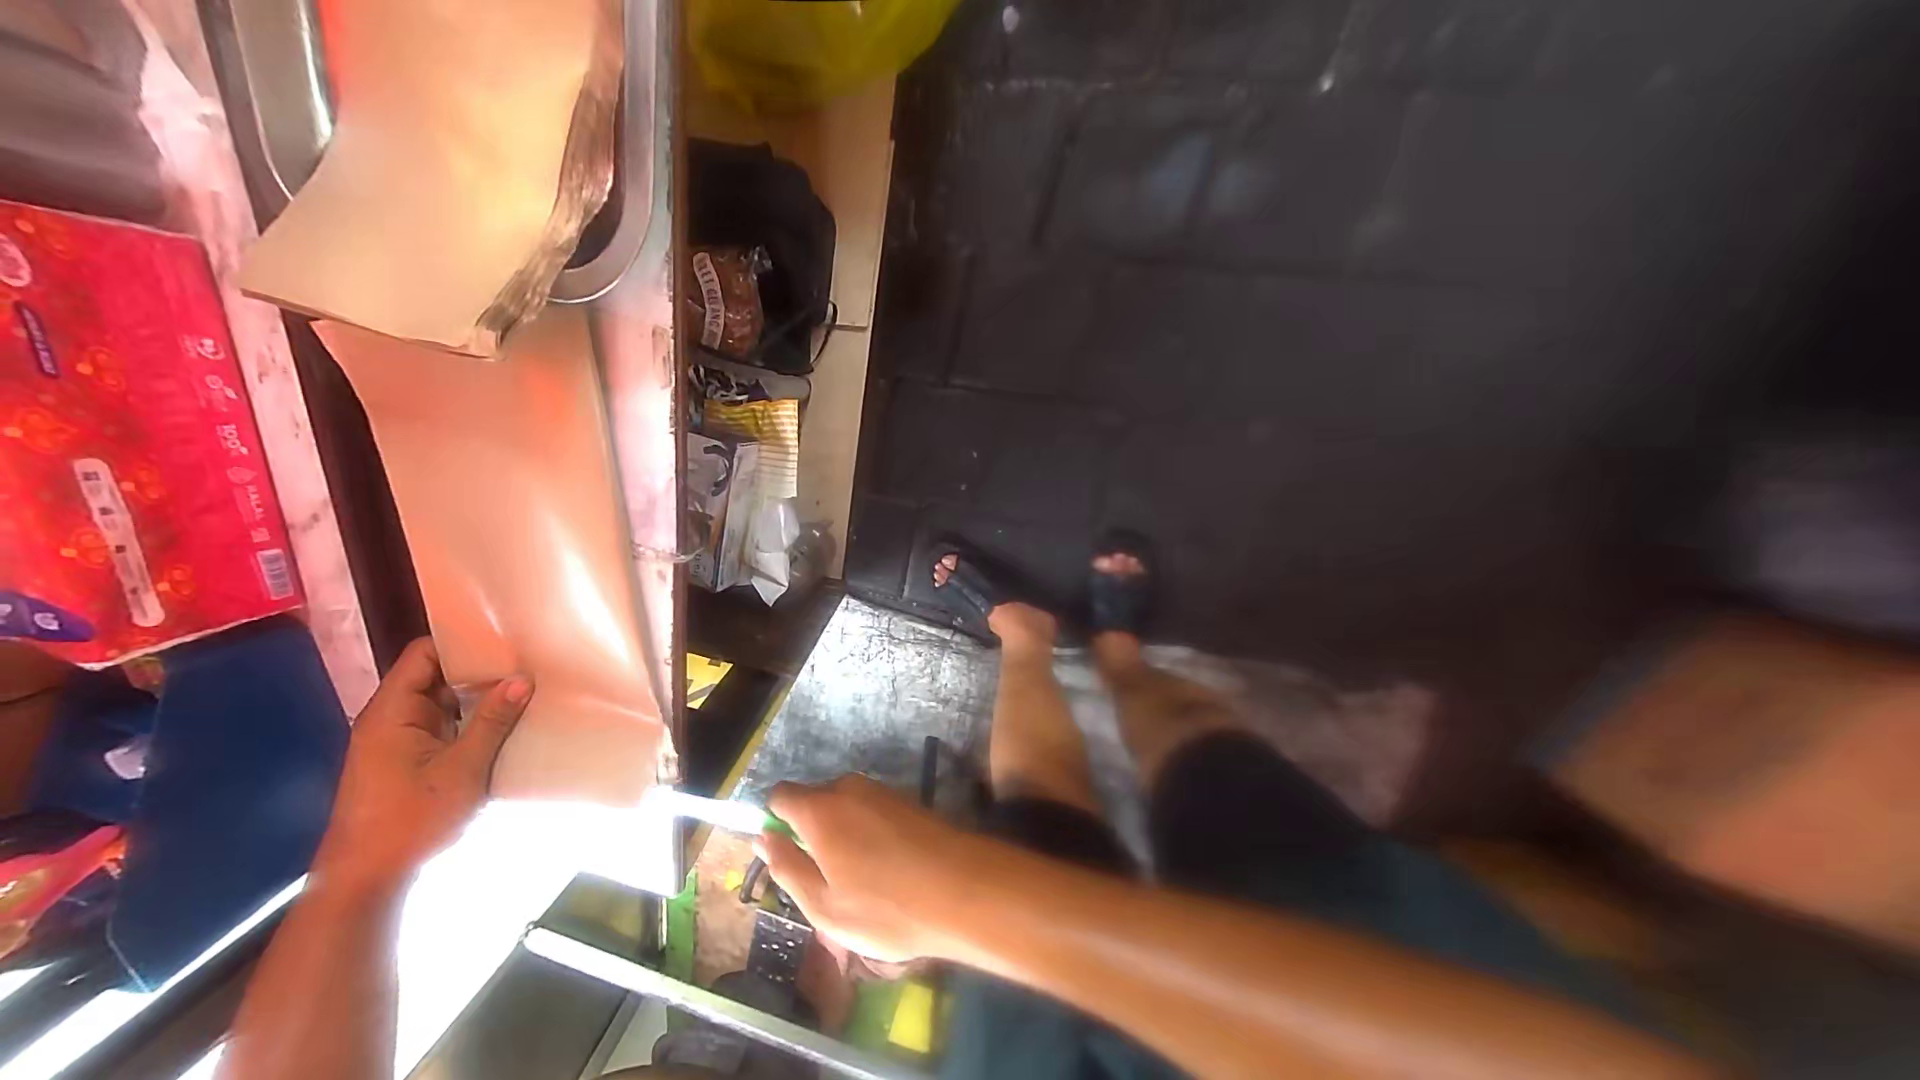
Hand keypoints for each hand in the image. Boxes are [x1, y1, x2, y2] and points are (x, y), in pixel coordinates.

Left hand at [311, 638, 530, 893]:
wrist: (367, 881)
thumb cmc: (410, 819)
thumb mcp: (463, 768)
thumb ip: (492, 721)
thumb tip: (522, 678)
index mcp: (392, 712)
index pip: (423, 655)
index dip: (460, 642)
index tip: (505, 637)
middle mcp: (392, 719)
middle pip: (437, 676)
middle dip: (480, 669)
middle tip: (527, 659)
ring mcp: (401, 741)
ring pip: (445, 703)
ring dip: (480, 697)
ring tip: (527, 684)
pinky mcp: (411, 761)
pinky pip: (446, 726)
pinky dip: (473, 720)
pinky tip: (508, 720)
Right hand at [756, 774, 996, 964]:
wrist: (964, 890)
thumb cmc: (886, 907)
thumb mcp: (823, 905)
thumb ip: (786, 867)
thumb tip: (763, 838)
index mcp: (821, 809)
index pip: (781, 795)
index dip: (776, 823)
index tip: (788, 857)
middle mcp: (849, 788)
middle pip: (815, 801)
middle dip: (812, 833)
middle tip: (827, 881)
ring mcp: (882, 792)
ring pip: (845, 808)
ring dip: (843, 836)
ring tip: (862, 883)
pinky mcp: (908, 801)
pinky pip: (871, 812)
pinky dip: (869, 834)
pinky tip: (888, 871)